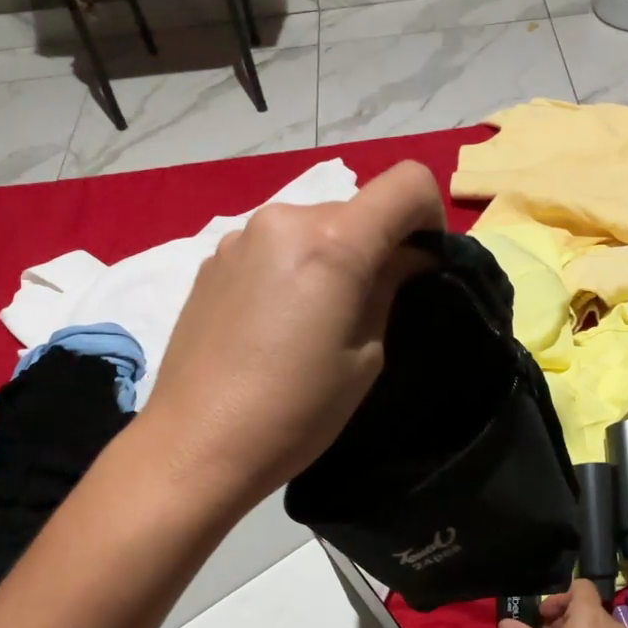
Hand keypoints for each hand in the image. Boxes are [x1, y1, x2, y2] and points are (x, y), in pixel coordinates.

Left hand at [138, 162, 446, 510]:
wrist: (197, 444)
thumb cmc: (295, 413)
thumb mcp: (365, 358)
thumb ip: (388, 291)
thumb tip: (404, 259)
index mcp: (332, 241)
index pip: (407, 183)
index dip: (430, 217)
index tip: (423, 266)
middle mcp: (284, 220)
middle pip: (355, 210)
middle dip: (375, 247)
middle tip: (370, 310)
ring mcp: (240, 238)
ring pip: (310, 230)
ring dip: (329, 259)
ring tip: (315, 324)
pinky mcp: (212, 262)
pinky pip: (273, 249)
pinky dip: (291, 271)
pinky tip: (275, 327)